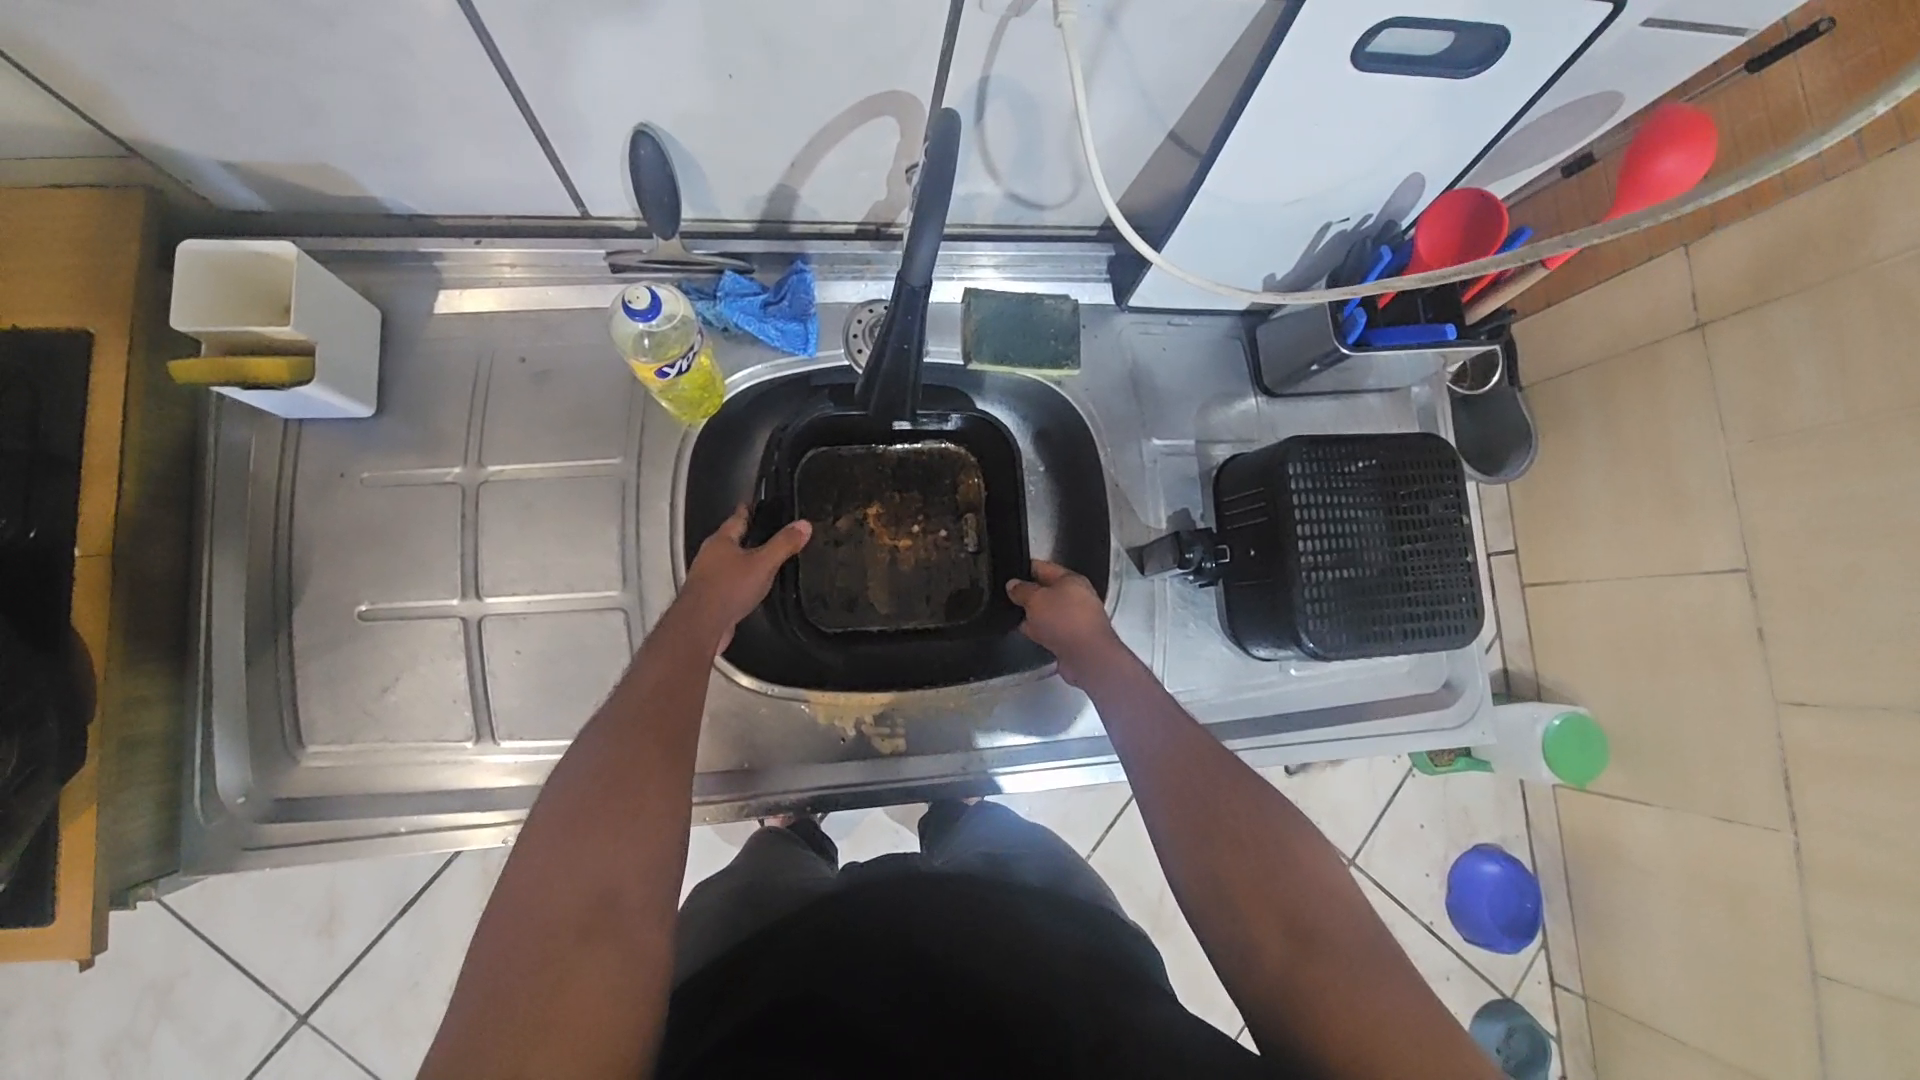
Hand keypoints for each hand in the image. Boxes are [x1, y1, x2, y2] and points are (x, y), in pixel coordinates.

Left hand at [676, 506, 810, 651]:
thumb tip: (805, 524)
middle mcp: (710, 555)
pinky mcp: (708, 597)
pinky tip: (751, 589)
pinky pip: (727, 583)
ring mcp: (706, 577)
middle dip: (746, 536)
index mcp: (721, 541)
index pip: (737, 518)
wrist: (700, 625)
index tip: (755, 503)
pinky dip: (739, 582)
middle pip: (730, 540)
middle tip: (765, 533)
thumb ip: (784, 544)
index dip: (748, 509)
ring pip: (728, 562)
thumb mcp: (763, 564)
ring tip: (762, 561)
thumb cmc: (729, 588)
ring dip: (743, 561)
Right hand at [1006, 560, 1126, 687]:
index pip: (1044, 568)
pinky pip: (1052, 631)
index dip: (1025, 569)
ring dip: (1034, 616)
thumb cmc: (1065, 620)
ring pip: (1049, 613)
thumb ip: (1021, 590)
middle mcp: (1077, 597)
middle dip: (1029, 595)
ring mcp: (1077, 619)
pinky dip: (1041, 632)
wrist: (1087, 656)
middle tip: (1009, 597)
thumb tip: (1013, 585)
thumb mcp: (1035, 599)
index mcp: (1071, 579)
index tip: (1010, 573)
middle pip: (1047, 591)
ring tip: (1015, 617)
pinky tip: (1029, 634)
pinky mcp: (1074, 639)